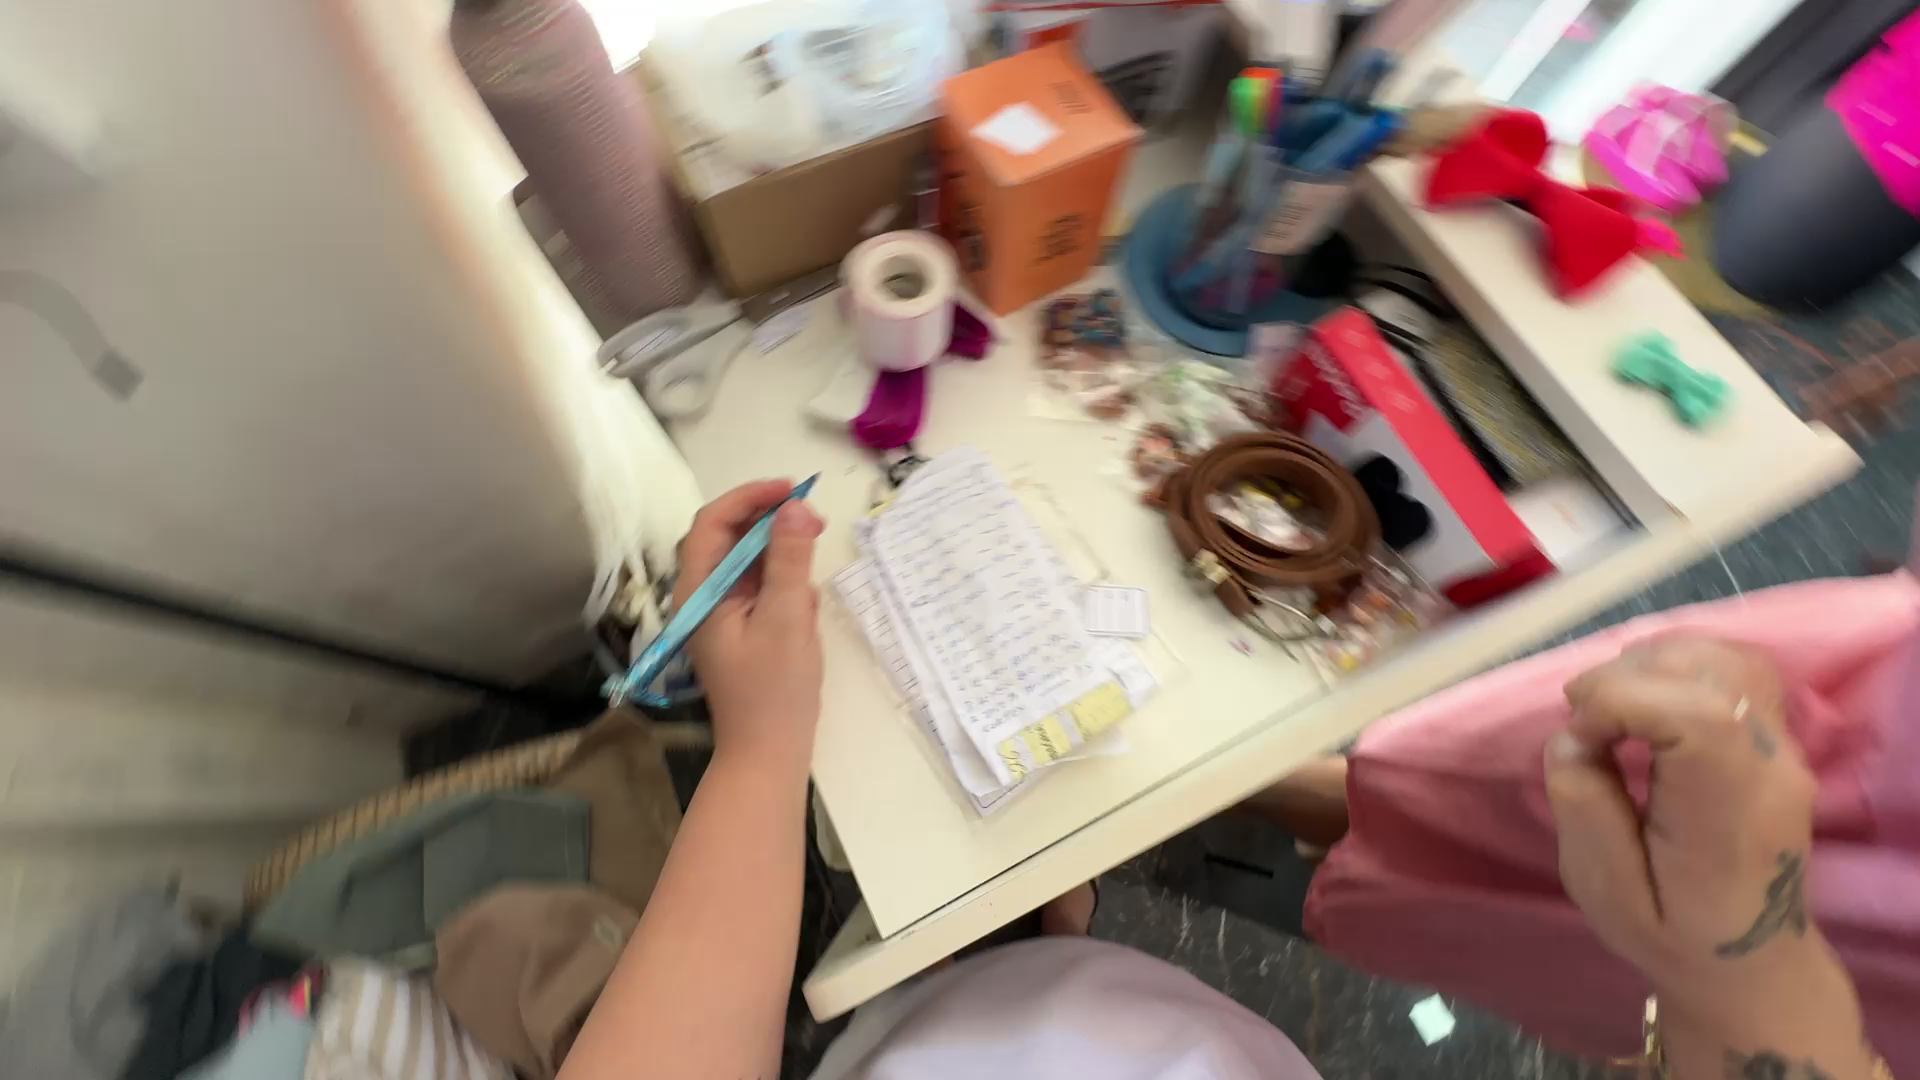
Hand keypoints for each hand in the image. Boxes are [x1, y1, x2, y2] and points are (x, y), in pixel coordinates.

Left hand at [674, 480, 825, 771]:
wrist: (770, 752)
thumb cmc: (774, 689)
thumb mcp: (787, 618)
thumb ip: (791, 560)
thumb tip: (797, 507)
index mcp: (699, 593)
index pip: (712, 524)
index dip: (749, 497)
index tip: (792, 490)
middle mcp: (704, 597)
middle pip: (731, 538)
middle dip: (771, 522)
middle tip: (814, 518)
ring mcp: (723, 613)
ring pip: (750, 562)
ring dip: (783, 553)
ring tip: (814, 565)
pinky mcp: (744, 627)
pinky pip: (763, 588)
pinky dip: (786, 584)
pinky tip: (807, 606)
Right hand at [1547, 636, 1820, 1016]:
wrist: (1750, 960)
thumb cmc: (1668, 929)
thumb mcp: (1602, 887)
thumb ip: (1582, 805)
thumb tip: (1576, 736)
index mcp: (1730, 811)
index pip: (1698, 714)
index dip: (1619, 701)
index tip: (1581, 736)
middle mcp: (1770, 767)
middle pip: (1706, 670)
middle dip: (1620, 679)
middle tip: (1585, 724)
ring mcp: (1780, 747)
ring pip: (1718, 657)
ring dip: (1641, 668)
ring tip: (1608, 712)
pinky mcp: (1769, 737)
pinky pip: (1728, 668)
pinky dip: (1668, 667)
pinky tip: (1638, 703)